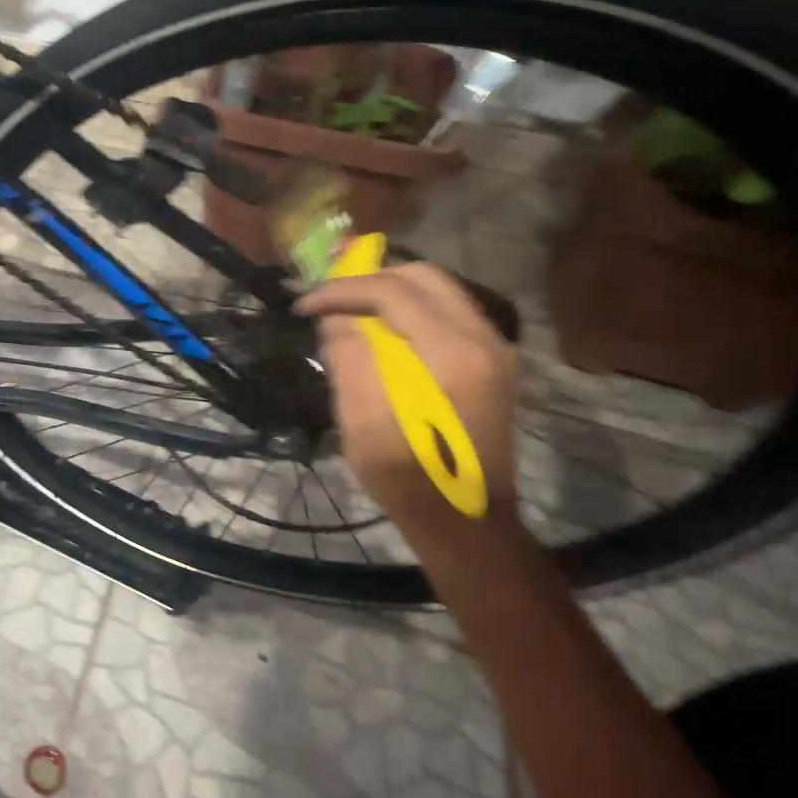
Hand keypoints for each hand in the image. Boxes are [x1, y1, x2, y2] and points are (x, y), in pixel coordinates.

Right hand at [295, 263, 519, 541]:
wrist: (466, 521)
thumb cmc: (408, 476)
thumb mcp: (362, 421)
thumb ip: (349, 357)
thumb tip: (333, 318)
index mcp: (452, 353)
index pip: (391, 291)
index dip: (340, 290)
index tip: (303, 305)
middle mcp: (483, 339)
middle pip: (423, 277)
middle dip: (368, 278)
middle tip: (326, 297)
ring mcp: (494, 351)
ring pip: (439, 291)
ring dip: (389, 291)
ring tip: (347, 309)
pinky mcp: (492, 364)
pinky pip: (448, 313)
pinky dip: (409, 309)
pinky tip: (380, 331)